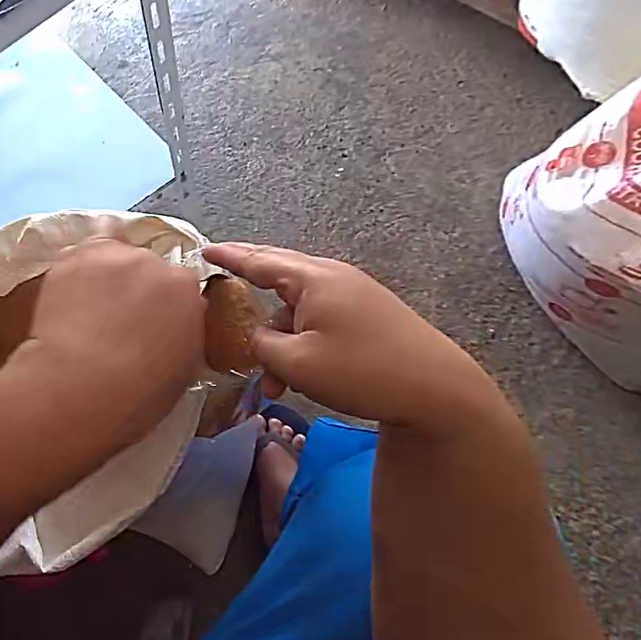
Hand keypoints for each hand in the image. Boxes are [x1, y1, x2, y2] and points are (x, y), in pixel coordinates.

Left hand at [3, 236, 204, 453]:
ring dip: (112, 271)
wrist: (85, 383)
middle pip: (150, 267)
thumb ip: (186, 333)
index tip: (152, 323)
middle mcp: (157, 264)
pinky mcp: (81, 255)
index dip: (165, 305)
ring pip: (118, 253)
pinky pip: (88, 244)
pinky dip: (86, 256)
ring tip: (93, 302)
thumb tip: (176, 326)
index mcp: (187, 291)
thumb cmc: (139, 391)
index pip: (181, 287)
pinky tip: (78, 276)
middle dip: (139, 288)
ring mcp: (118, 256)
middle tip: (120, 318)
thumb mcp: (183, 367)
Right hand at [202, 243, 495, 433]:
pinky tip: (295, 377)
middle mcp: (331, 277)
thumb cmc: (362, 371)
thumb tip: (256, 335)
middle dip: (247, 292)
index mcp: (312, 278)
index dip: (227, 256)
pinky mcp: (365, 315)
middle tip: (220, 293)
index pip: (258, 260)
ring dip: (277, 338)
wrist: (436, 389)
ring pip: (297, 307)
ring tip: (269, 381)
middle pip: (277, 276)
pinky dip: (300, 342)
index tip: (203, 250)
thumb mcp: (297, 363)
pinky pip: (318, 319)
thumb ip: (262, 345)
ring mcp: (352, 295)